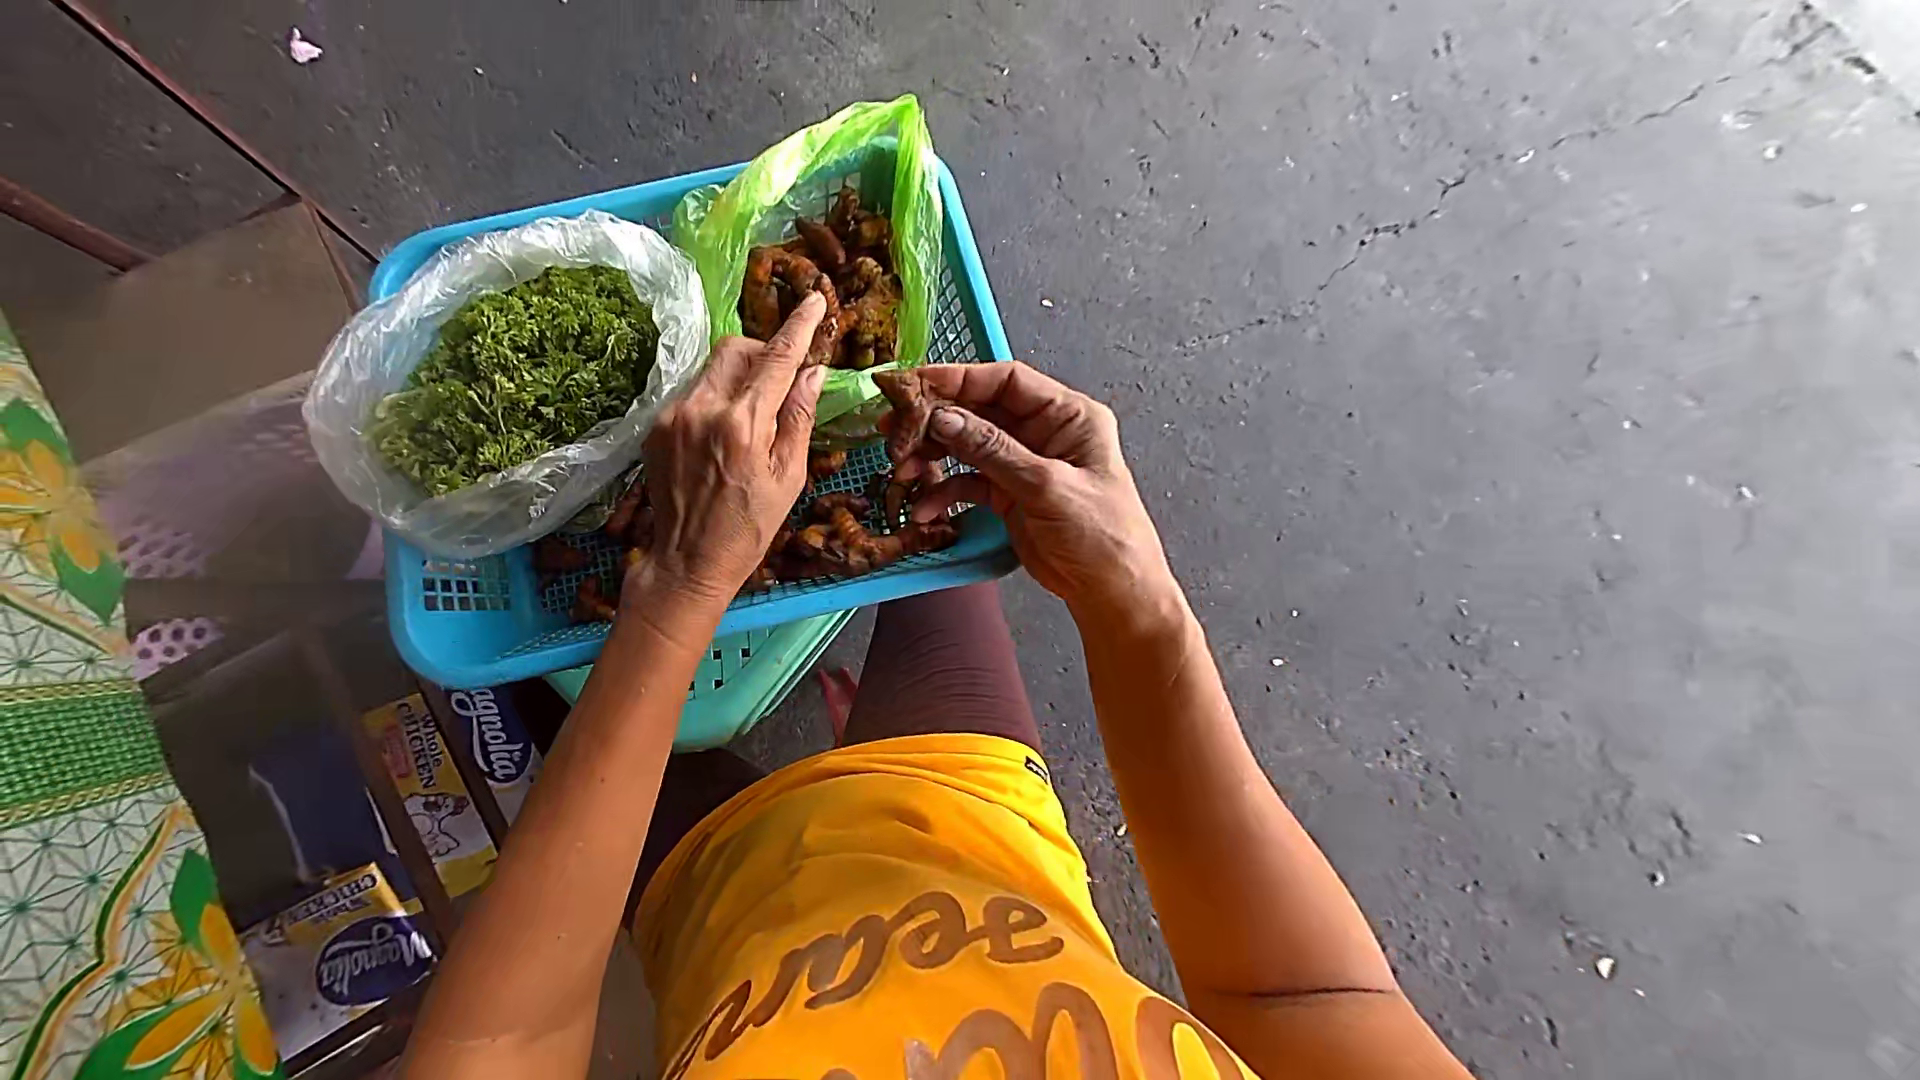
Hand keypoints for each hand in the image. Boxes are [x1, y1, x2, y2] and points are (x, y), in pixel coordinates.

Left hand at [625, 293, 827, 614]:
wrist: (688, 561)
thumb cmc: (751, 527)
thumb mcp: (789, 478)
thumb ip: (799, 419)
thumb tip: (813, 372)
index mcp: (743, 425)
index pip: (777, 359)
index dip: (799, 327)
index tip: (814, 301)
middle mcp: (702, 409)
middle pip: (736, 348)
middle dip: (765, 352)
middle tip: (784, 381)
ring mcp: (672, 415)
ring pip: (713, 367)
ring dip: (741, 374)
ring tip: (755, 412)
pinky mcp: (656, 424)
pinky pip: (694, 390)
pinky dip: (718, 395)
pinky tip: (726, 430)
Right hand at [902, 362, 1173, 622]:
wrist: (1110, 591)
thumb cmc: (1101, 535)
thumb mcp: (1047, 486)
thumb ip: (993, 450)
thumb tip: (944, 417)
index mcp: (1067, 416)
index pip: (1007, 381)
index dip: (960, 378)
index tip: (916, 384)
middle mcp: (1044, 433)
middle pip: (981, 411)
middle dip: (937, 419)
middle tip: (895, 427)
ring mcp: (1023, 464)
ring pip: (968, 446)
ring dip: (934, 456)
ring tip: (903, 468)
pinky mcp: (1009, 494)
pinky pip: (969, 483)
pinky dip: (946, 493)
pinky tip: (925, 507)